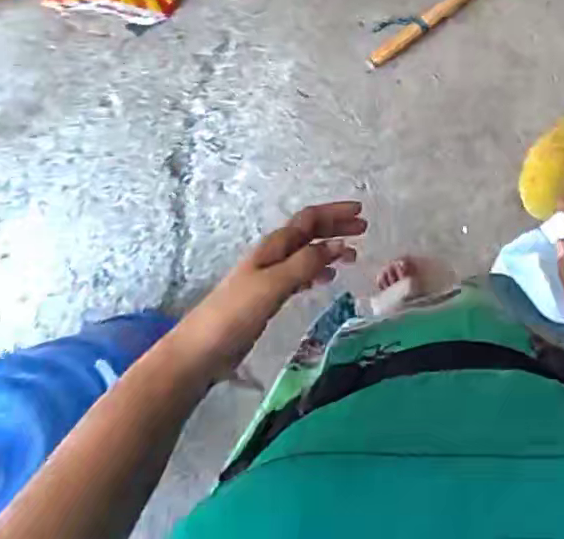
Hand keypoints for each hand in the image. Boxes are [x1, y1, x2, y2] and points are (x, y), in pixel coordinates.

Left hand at [171, 201, 365, 378]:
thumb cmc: (235, 314)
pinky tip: (327, 279)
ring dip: (330, 249)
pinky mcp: (268, 296)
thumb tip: (339, 244)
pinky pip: (300, 274)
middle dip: (336, 227)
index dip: (334, 212)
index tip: (360, 212)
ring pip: (307, 252)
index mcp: (274, 246)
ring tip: (353, 256)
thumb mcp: (273, 285)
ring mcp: (270, 276)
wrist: (200, 351)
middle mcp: (273, 255)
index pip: (309, 219)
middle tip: (363, 229)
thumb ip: (306, 263)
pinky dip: (318, 271)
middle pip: (309, 232)